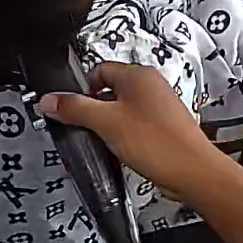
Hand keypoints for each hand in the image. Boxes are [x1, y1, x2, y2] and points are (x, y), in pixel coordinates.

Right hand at [37, 62, 242, 201]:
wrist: (192, 173)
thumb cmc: (160, 143)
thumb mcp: (106, 122)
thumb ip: (74, 109)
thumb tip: (50, 101)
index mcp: (139, 76)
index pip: (99, 69)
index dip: (80, 87)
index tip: (67, 105)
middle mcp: (151, 88)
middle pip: (108, 92)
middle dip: (91, 112)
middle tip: (80, 127)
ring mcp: (158, 110)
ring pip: (120, 113)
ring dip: (105, 128)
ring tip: (99, 143)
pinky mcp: (161, 131)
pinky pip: (133, 130)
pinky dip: (120, 140)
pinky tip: (117, 154)